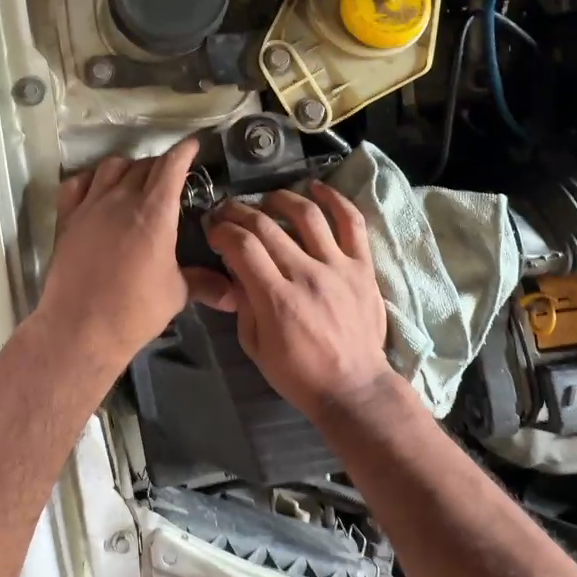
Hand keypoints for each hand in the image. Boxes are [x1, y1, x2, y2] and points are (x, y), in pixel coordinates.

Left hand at [37, 139, 215, 364]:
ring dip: (129, 167)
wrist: (80, 328)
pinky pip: (77, 184)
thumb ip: (204, 283)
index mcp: (154, 212)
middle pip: (144, 165)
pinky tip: (98, 189)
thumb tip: (233, 294)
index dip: (184, 151)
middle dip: (161, 164)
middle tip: (171, 176)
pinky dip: (92, 179)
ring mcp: (90, 206)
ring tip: (137, 180)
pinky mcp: (68, 219)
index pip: (171, 166)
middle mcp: (121, 199)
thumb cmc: (134, 311)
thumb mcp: (176, 294)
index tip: (193, 144)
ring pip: (111, 167)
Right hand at [199, 184, 395, 420]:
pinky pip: (352, 223)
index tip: (213, 231)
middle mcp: (306, 275)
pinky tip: (315, 187)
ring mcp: (338, 267)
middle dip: (238, 212)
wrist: (355, 389)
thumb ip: (242, 304)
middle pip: (265, 225)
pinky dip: (334, 199)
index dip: (221, 230)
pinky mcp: (363, 267)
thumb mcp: (254, 346)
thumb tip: (234, 270)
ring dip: (279, 198)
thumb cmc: (299, 374)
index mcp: (276, 299)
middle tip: (228, 212)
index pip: (242, 246)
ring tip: (265, 200)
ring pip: (306, 214)